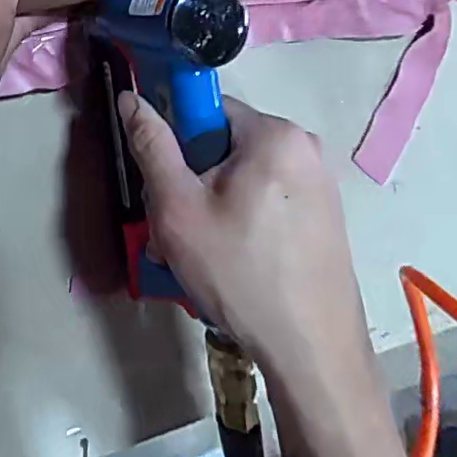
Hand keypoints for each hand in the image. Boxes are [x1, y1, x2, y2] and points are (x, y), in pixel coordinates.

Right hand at [119, 92, 366, 366]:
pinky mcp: (324, 216)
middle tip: (175, 226)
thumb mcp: (178, 207)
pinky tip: (229, 260)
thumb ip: (151, 146)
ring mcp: (320, 184)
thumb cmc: (239, 272)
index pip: (206, 109)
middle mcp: (305, 147)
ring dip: (211, 205)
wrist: (314, 356)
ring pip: (242, 176)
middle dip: (191, 180)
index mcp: (275, 133)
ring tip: (198, 251)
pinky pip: (266, 199)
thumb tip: (132, 99)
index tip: (166, 181)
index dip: (176, 140)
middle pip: (223, 144)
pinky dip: (240, 220)